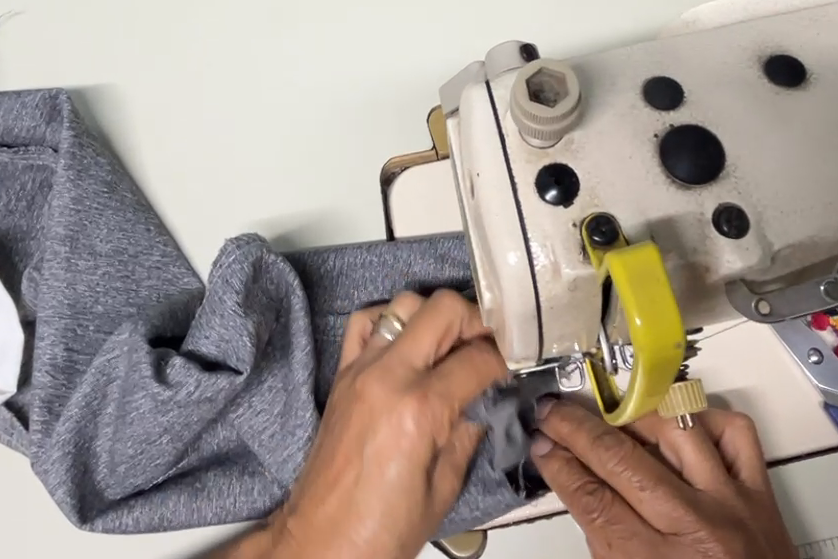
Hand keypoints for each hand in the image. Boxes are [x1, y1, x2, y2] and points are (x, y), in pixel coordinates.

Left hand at [230, 289, 508, 558]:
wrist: (321, 545)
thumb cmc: (383, 530)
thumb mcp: (444, 487)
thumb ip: (468, 430)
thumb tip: (486, 395)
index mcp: (419, 410)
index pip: (477, 358)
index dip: (505, 357)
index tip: (515, 361)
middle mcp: (388, 376)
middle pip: (443, 309)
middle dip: (476, 320)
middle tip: (490, 343)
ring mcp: (360, 368)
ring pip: (405, 303)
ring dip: (436, 316)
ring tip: (452, 343)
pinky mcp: (342, 372)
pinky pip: (366, 321)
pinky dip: (391, 319)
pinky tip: (409, 342)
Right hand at [532, 398, 797, 558]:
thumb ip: (605, 540)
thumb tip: (575, 480)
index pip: (594, 499)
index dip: (559, 465)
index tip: (541, 445)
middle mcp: (699, 529)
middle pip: (622, 457)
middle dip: (576, 428)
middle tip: (551, 414)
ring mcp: (734, 505)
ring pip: (675, 428)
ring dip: (633, 415)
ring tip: (607, 414)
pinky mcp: (763, 494)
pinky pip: (734, 432)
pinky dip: (703, 418)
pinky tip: (677, 423)